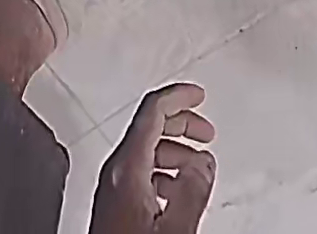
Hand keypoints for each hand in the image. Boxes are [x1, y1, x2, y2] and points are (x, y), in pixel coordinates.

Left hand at [91, 83, 215, 233]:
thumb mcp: (174, 228)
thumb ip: (191, 191)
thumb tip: (204, 162)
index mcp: (127, 165)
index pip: (152, 109)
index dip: (178, 96)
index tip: (198, 95)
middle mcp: (115, 170)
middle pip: (149, 125)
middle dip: (181, 122)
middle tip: (205, 130)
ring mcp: (111, 185)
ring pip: (146, 148)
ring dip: (175, 148)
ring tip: (198, 164)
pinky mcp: (113, 203)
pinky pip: (140, 170)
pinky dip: (164, 168)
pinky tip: (178, 188)